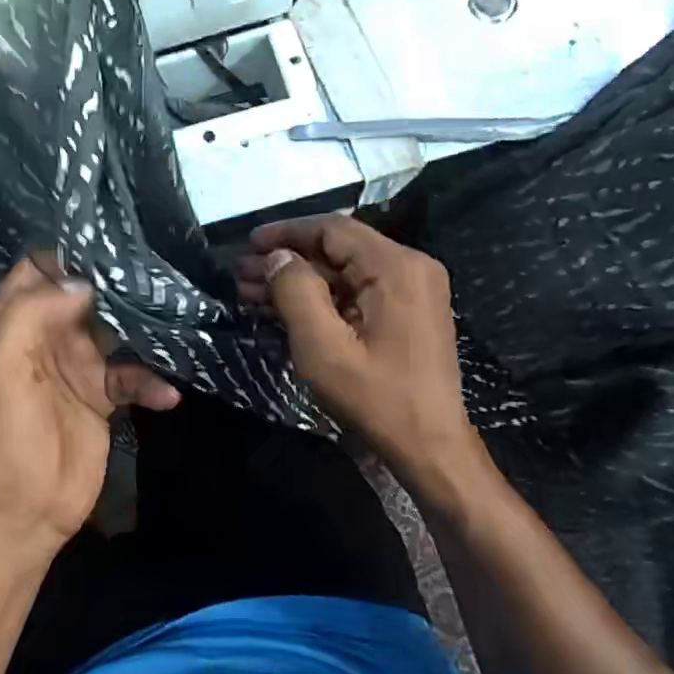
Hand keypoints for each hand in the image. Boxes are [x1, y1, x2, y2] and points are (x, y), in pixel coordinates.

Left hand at [0, 258, 179, 566]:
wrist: (23, 512)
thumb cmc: (2, 440)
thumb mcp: (1, 371)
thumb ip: (31, 315)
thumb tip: (83, 281)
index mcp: (10, 327)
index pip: (36, 272)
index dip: (69, 255)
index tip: (113, 245)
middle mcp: (45, 340)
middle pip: (84, 296)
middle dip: (117, 285)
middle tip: (159, 275)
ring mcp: (76, 369)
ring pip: (115, 332)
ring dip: (143, 329)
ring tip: (177, 323)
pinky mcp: (102, 398)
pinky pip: (133, 378)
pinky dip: (152, 383)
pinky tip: (169, 396)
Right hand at [235, 214, 476, 476]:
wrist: (431, 444)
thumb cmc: (377, 399)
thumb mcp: (324, 349)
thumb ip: (296, 293)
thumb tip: (277, 257)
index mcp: (397, 267)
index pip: (333, 229)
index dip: (286, 233)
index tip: (247, 245)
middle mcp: (412, 267)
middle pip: (340, 250)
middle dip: (289, 262)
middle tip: (242, 278)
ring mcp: (416, 290)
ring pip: (348, 273)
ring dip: (303, 283)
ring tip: (255, 295)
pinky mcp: (412, 313)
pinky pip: (362, 293)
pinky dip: (327, 300)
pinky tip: (289, 312)